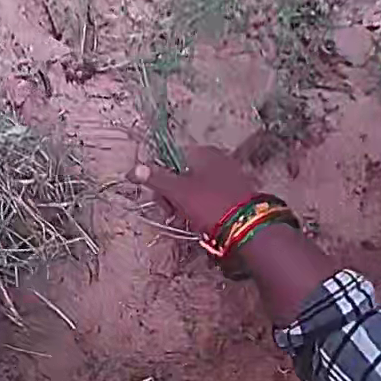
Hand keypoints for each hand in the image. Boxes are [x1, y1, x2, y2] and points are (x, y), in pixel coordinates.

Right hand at [131, 145, 260, 235]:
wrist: (247, 227)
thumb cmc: (210, 204)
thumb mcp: (177, 191)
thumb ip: (155, 178)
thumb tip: (133, 169)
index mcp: (204, 153)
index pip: (172, 158)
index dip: (160, 177)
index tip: (159, 197)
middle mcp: (219, 160)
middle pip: (183, 174)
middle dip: (172, 194)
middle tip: (171, 212)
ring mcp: (230, 177)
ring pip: (196, 188)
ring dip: (185, 204)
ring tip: (185, 220)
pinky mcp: (236, 194)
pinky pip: (210, 198)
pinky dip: (201, 208)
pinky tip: (200, 221)